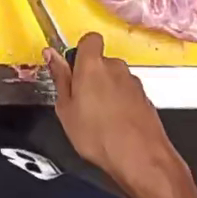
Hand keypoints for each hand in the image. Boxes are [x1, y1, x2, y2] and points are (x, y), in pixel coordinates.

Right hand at [45, 33, 189, 197]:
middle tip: (79, 101)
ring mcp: (133, 82)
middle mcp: (116, 68)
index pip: (90, 39)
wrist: (140, 157)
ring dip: (105, 90)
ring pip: (114, 78)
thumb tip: (51, 54)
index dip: (80, 51)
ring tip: (96, 117)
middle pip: (101, 61)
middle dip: (90, 76)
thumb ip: (59, 77)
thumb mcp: (65, 108)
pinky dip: (119, 102)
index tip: (72, 69)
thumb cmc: (97, 135)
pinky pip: (126, 93)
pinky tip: (113, 124)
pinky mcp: (145, 97)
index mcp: (93, 66)